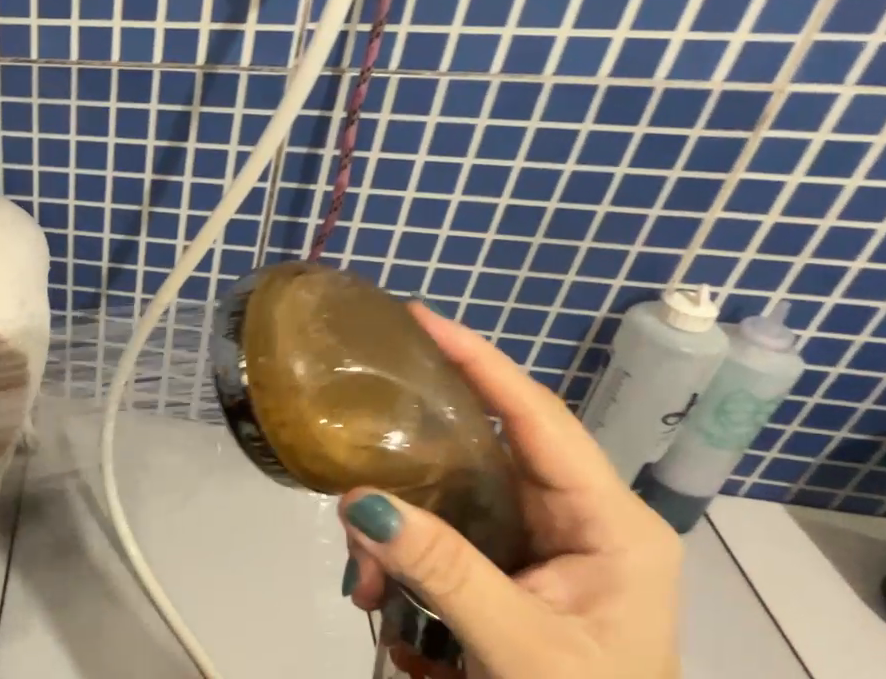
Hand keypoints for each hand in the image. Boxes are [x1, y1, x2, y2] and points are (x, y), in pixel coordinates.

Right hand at [340, 303, 681, 678]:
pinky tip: (373, 583)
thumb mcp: (526, 649)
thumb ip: (448, 573)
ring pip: (449, 488)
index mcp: (609, 522)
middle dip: (409, 448)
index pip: (538, 415)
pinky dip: (399, 549)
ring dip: (395, 516)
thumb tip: (362, 500)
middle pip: (483, 444)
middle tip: (350, 423)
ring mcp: (539, 540)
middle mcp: (575, 516)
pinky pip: (440, 528)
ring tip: (361, 563)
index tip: (416, 314)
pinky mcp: (507, 565)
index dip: (478, 359)